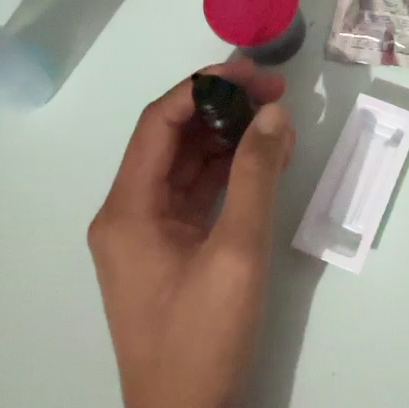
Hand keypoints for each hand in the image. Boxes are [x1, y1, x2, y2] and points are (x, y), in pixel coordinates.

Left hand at [88, 60, 295, 407]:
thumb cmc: (202, 336)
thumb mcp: (237, 252)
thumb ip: (255, 175)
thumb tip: (272, 111)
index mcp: (127, 210)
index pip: (158, 123)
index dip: (203, 86)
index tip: (252, 72)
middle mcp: (129, 213)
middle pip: (173, 138)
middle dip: (224, 108)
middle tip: (276, 93)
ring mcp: (149, 233)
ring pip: (189, 163)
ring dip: (232, 138)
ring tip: (280, 123)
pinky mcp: (171, 249)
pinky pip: (198, 192)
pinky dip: (231, 170)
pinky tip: (268, 159)